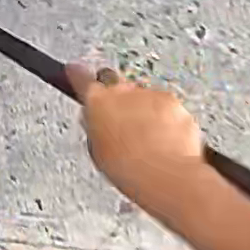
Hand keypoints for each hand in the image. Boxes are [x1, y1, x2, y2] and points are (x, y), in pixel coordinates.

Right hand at [65, 62, 205, 204]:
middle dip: (120, 99)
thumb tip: (96, 120)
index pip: (78, 74)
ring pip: (144, 95)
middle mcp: (118, 90)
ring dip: (147, 110)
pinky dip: (171, 119)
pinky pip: (170, 106)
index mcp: (93, 98)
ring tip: (155, 139)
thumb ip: (93, 124)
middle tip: (127, 123)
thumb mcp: (96, 148)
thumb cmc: (129, 168)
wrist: (167, 177)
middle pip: (115, 83)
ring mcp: (146, 94)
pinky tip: (172, 140)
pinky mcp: (173, 103)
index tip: (77, 72)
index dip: (78, 74)